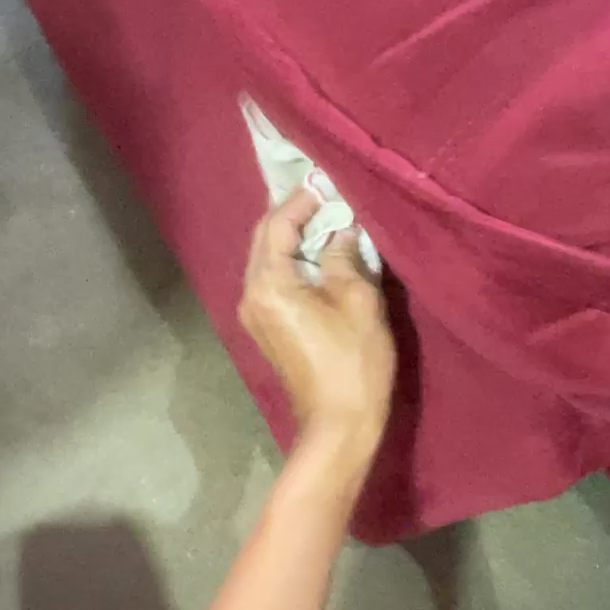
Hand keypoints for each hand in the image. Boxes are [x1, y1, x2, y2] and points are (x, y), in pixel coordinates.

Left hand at [239, 189, 395, 445]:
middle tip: (326, 198)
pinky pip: (272, 281)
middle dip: (292, 216)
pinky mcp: (265, 328)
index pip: (275, 225)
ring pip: (266, 261)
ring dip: (292, 239)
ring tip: (326, 222)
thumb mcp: (358, 302)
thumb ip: (345, 257)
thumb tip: (341, 231)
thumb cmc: (352, 363)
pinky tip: (318, 256)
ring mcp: (254, 315)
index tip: (328, 185)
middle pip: (263, 240)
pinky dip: (291, 263)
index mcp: (269, 285)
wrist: (338, 424)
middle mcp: (251, 295)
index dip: (301, 201)